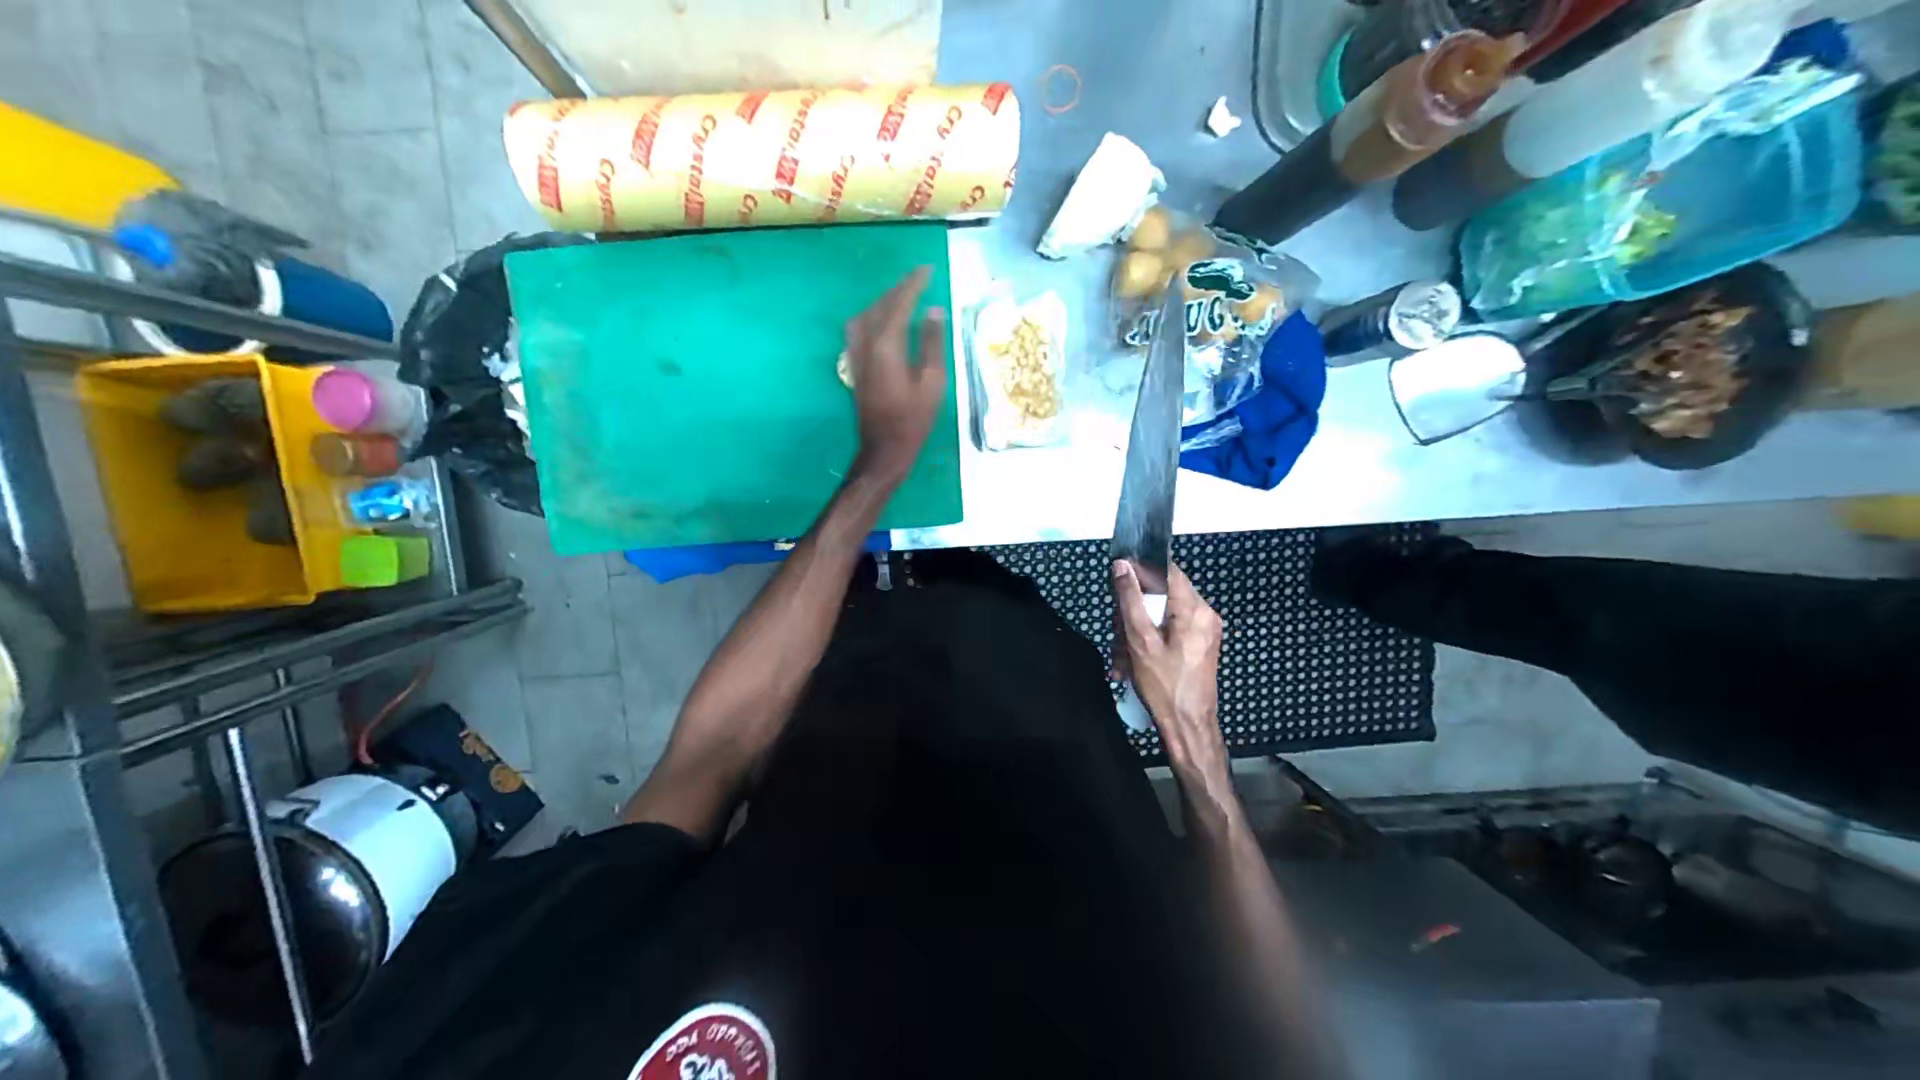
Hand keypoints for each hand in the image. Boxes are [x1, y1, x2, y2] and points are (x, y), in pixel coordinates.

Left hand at [845, 267, 947, 481]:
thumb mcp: (932, 382)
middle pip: (880, 305)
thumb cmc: (913, 419)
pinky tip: (884, 317)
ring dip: (885, 300)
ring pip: (866, 314)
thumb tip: (933, 311)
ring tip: (905, 294)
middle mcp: (865, 344)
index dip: (914, 284)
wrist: (883, 448)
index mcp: (886, 346)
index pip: (899, 303)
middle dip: (899, 289)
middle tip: (919, 278)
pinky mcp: (853, 364)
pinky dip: (873, 315)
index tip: (928, 269)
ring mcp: (855, 354)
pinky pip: (859, 327)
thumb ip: (932, 343)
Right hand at [1113, 560, 1234, 814]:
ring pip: (1161, 614)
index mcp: (1195, 609)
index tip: (1116, 583)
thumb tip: (1121, 566)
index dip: (1139, 572)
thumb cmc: (1164, 686)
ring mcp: (1204, 630)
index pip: (1166, 571)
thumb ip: (1130, 600)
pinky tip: (1131, 662)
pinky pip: (1169, 630)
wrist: (1189, 727)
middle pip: (1161, 594)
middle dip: (1133, 612)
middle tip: (1116, 636)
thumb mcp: (1140, 641)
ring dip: (1136, 631)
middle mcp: (1205, 614)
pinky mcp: (1199, 644)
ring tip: (1121, 658)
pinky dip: (1148, 640)